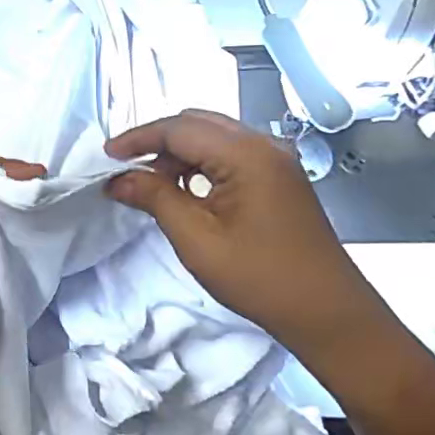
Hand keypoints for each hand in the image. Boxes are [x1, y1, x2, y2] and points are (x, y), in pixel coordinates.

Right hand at [105, 111, 394, 362]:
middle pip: (199, 124)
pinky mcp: (281, 173)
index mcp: (247, 153)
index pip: (181, 127)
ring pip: (216, 137)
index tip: (107, 156)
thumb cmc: (261, 278)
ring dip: (181, 153)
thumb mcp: (199, 241)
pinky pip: (233, 154)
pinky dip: (204, 164)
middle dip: (159, 143)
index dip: (140, 138)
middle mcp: (264, 143)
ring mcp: (277, 157)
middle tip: (127, 172)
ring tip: (153, 186)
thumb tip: (118, 180)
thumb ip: (156, 199)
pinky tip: (188, 189)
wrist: (327, 310)